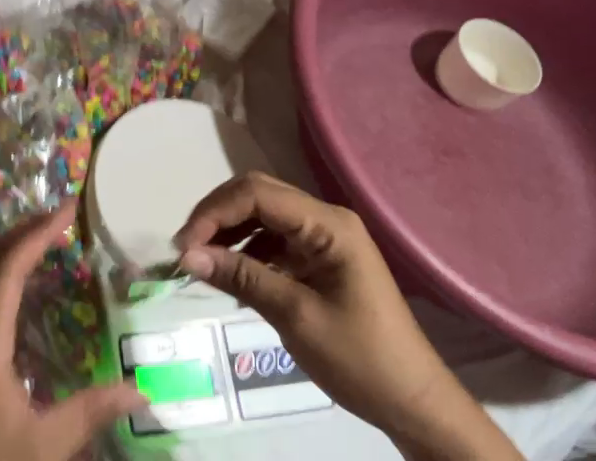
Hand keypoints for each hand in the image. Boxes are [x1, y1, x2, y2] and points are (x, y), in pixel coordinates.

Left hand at [0, 205, 144, 460]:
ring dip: (11, 253)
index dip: (37, 233)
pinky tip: (20, 291)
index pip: (7, 270)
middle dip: (24, 232)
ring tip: (46, 240)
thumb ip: (90, 413)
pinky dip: (0, 278)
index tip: (67, 209)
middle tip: (62, 216)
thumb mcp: (42, 449)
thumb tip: (141, 389)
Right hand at [174, 173, 521, 460]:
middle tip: (185, 251)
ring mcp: (325, 239)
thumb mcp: (295, 317)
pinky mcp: (321, 260)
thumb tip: (187, 256)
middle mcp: (327, 220)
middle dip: (217, 217)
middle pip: (259, 196)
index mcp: (329, 224)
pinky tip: (230, 274)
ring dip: (229, 232)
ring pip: (263, 217)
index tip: (183, 247)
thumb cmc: (359, 358)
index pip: (257, 193)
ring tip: (200, 263)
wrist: (412, 401)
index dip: (214, 213)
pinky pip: (274, 240)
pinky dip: (247, 251)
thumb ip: (242, 278)